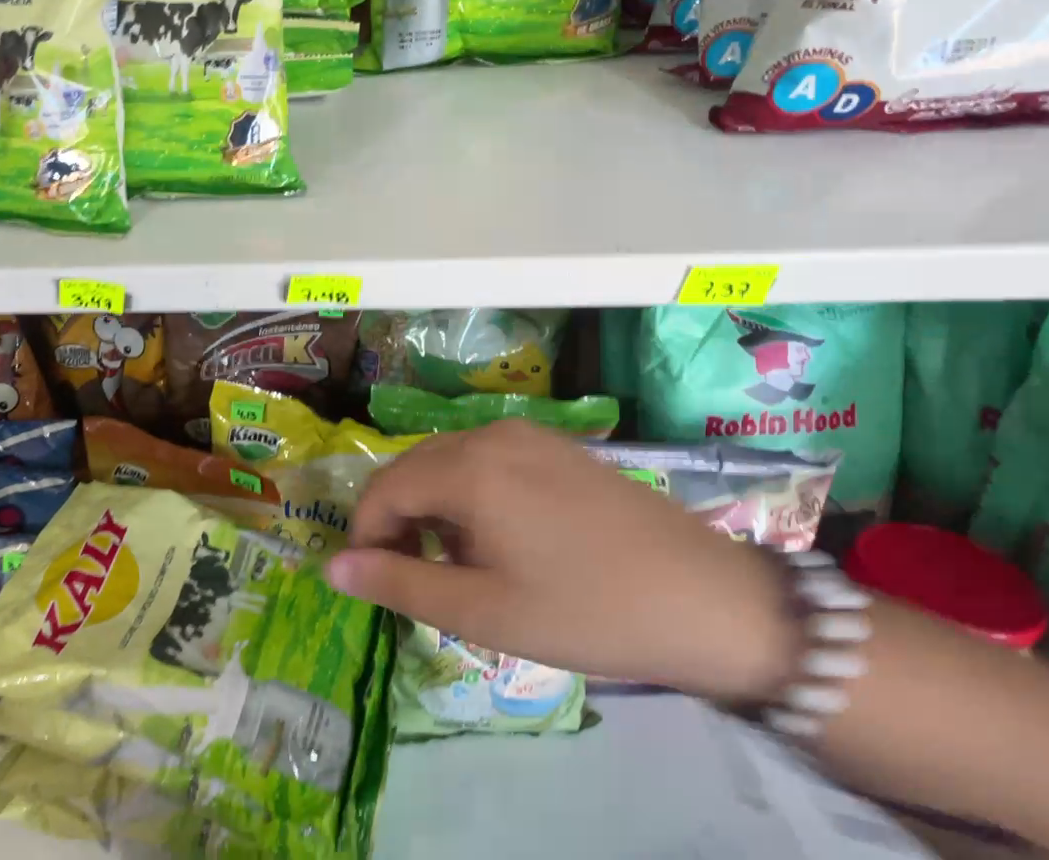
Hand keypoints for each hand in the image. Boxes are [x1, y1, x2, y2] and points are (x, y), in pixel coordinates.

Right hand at [326, 420, 792, 701]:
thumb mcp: (483, 611)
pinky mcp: (561, 448)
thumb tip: (331, 567)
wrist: (717, 605)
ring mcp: (531, 437)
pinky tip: (500, 540)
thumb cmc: (588, 612)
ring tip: (458, 565)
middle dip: (398, 521)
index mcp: (468, 468)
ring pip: (448, 464)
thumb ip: (398, 583)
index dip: (366, 535)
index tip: (376, 581)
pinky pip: (487, 461)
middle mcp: (492, 436)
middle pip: (412, 470)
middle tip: (412, 577)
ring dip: (433, 509)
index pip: (382, 490)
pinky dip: (470, 496)